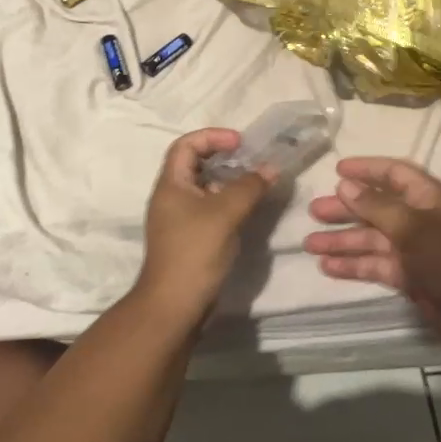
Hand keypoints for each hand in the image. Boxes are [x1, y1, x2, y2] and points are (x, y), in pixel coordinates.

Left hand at [135, 128, 271, 315]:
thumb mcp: (225, 214)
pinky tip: (250, 210)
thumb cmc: (195, 252)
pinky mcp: (191, 239)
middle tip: (253, 161)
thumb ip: (249, 187)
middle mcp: (171, 197)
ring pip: (205, 189)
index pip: (186, 145)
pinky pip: (210, 210)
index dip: (212, 137)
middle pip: (195, 164)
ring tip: (257, 183)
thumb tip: (270, 168)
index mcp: (170, 184)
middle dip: (225, 158)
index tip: (240, 143)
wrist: (175, 305)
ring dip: (230, 182)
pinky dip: (229, 204)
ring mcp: (179, 220)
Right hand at [303, 158, 440, 358]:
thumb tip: (345, 185)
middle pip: (377, 207)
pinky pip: (376, 265)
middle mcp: (420, 220)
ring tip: (308, 244)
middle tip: (313, 212)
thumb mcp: (414, 229)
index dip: (367, 170)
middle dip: (346, 209)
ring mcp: (415, 250)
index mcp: (429, 198)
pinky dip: (353, 266)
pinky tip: (327, 268)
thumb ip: (377, 207)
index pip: (394, 174)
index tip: (336, 171)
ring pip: (372, 239)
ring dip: (342, 240)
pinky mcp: (410, 278)